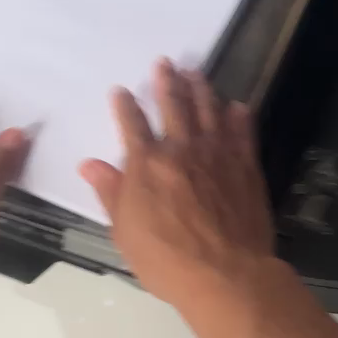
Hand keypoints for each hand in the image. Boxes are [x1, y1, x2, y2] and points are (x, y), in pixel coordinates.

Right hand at [79, 60, 282, 319]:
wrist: (225, 274)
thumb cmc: (166, 260)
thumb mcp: (125, 232)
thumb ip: (111, 193)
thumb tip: (90, 164)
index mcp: (147, 164)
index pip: (132, 125)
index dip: (125, 106)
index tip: (121, 91)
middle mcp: (181, 149)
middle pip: (173, 106)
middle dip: (166, 83)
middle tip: (165, 63)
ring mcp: (217, 154)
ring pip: (208, 110)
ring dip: (201, 89)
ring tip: (196, 73)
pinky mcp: (246, 166)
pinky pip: (242, 132)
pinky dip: (239, 116)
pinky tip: (237, 106)